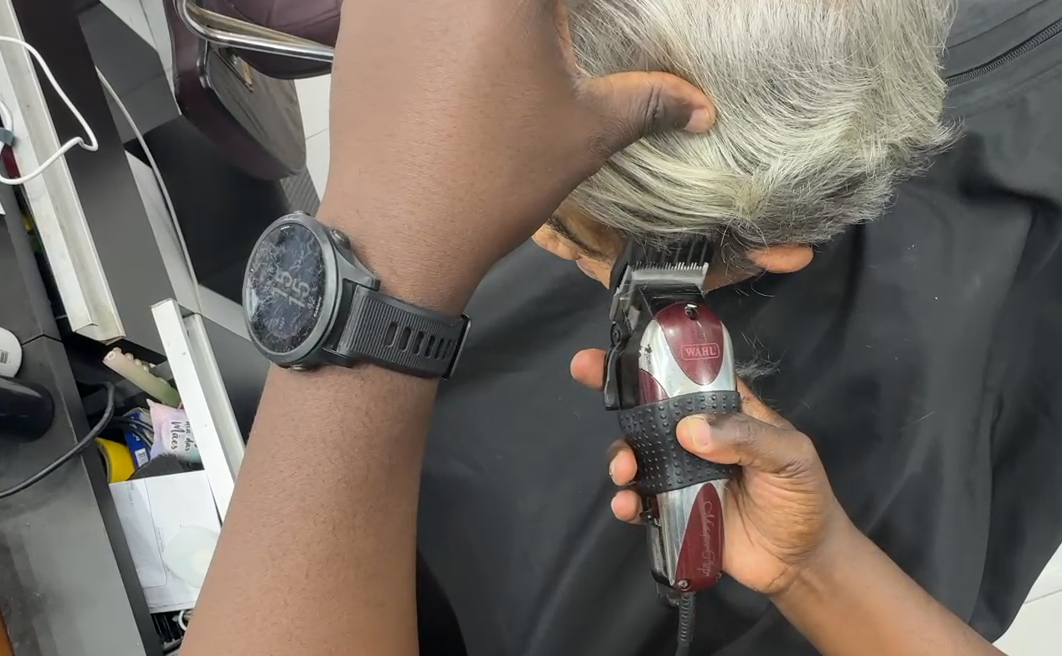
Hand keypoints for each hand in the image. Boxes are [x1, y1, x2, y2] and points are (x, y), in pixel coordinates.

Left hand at [317, 1, 714, 315]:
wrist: (400, 227)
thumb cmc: (499, 180)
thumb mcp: (584, 135)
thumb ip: (646, 102)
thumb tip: (701, 108)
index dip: (597, 14)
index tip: (601, 30)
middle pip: (518, 1)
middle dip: (544, 20)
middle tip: (555, 43)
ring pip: (468, 1)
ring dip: (499, 22)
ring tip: (507, 61)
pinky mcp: (360, 4)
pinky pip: (416, 2)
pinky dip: (446, 20)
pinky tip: (457, 62)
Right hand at [571, 350, 850, 595]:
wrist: (801, 562)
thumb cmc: (805, 499)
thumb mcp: (790, 456)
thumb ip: (745, 438)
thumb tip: (688, 430)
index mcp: (728, 412)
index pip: (688, 374)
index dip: (653, 357)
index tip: (617, 344)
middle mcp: (700, 439)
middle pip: (650, 411)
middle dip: (617, 394)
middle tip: (585, 375)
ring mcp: (683, 476)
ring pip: (639, 457)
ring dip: (621, 458)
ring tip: (625, 471)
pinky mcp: (675, 513)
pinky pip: (642, 503)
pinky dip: (628, 502)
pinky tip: (629, 505)